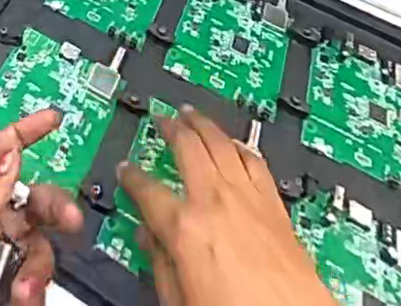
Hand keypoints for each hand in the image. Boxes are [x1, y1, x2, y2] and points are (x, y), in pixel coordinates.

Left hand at [0, 109, 84, 305]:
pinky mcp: (6, 298)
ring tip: (27, 292)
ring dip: (40, 264)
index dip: (17, 134)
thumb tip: (7, 153)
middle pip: (20, 198)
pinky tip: (24, 304)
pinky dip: (36, 289)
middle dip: (48, 206)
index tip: (51, 119)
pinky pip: (35, 279)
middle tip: (69, 218)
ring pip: (34, 241)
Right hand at [118, 106, 332, 305]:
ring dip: (203, 124)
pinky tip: (232, 142)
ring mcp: (247, 197)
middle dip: (171, 128)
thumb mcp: (182, 304)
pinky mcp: (273, 203)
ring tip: (191, 113)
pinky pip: (253, 159)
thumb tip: (148, 239)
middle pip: (188, 147)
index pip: (148, 192)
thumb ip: (162, 267)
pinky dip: (238, 145)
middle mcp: (215, 201)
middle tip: (162, 119)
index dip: (132, 178)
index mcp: (186, 229)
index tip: (126, 169)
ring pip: (220, 142)